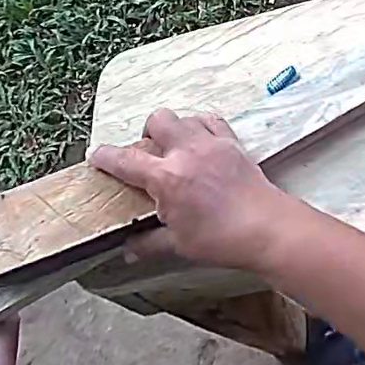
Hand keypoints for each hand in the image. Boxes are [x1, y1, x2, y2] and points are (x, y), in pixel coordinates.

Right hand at [89, 108, 304, 270]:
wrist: (266, 227)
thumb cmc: (222, 238)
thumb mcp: (177, 243)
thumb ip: (148, 242)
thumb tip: (130, 247)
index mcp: (166, 177)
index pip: (126, 159)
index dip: (106, 156)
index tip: (97, 156)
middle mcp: (188, 152)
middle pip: (158, 120)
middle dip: (146, 132)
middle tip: (147, 153)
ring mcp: (213, 144)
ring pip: (186, 117)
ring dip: (176, 128)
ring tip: (175, 149)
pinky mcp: (234, 144)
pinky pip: (214, 121)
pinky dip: (202, 125)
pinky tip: (201, 141)